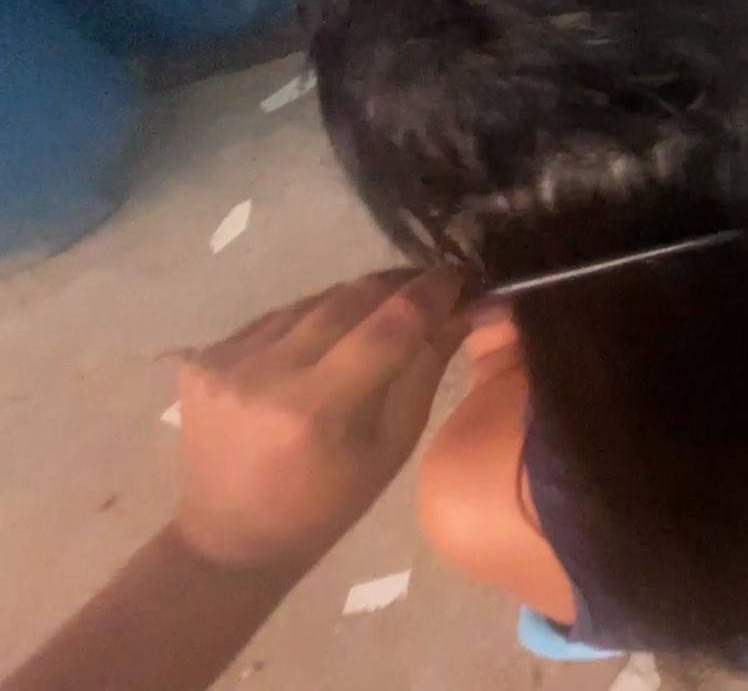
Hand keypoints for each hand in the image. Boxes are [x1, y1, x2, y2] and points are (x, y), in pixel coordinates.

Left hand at [169, 269, 468, 571]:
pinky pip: (286, 313)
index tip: (466, 277)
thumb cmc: (335, 497)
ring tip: (394, 311)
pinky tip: (339, 335)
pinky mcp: (204, 357)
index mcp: (316, 407)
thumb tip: (479, 306)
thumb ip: (431, 360)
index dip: (435, 290)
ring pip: (320, 298)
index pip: (392, 322)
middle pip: (354, 296)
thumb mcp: (400, 435)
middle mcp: (263, 375)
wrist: (232, 534)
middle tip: (440, 287)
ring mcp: (224, 363)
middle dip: (405, 283)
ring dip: (366, 297)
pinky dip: (324, 314)